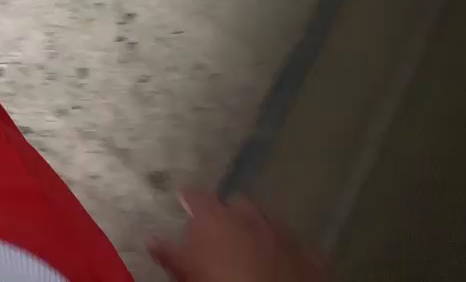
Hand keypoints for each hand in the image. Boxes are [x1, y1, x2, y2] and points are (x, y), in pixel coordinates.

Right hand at [148, 190, 327, 281]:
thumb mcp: (188, 271)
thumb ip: (170, 253)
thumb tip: (151, 239)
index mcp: (215, 217)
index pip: (195, 194)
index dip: (189, 200)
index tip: (184, 206)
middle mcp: (249, 217)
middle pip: (236, 202)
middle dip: (229, 211)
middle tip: (221, 230)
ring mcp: (284, 236)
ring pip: (269, 220)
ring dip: (259, 228)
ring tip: (252, 244)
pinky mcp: (313, 259)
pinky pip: (297, 246)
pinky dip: (287, 250)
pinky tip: (282, 261)